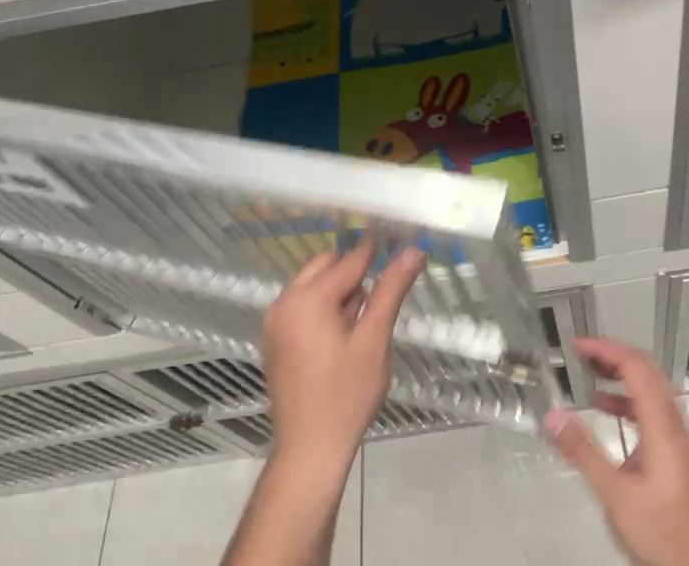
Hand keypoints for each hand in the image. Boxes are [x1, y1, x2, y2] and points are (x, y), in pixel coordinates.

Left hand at [263, 240, 425, 466]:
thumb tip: (412, 251)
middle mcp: (285, 303)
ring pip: (312, 286)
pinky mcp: (276, 341)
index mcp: (308, 299)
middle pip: (325, 266)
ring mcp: (276, 323)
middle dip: (354, 270)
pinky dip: (323, 307)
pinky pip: (302, 307)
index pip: (349, 260)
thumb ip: (391, 290)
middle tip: (384, 286)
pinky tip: (345, 332)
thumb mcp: (374, 339)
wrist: (310, 449)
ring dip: (339, 290)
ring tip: (366, 317)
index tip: (398, 239)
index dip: (376, 250)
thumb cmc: (346, 394)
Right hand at [545, 337, 688, 565]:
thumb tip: (554, 416)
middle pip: (647, 372)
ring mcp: (680, 440)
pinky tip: (609, 416)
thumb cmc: (666, 532)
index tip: (578, 346)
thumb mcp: (616, 495)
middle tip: (582, 354)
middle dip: (613, 356)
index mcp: (663, 426)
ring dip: (622, 378)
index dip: (606, 349)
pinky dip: (629, 403)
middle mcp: (675, 425)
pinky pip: (653, 412)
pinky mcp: (678, 455)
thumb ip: (583, 453)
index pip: (636, 367)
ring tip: (591, 378)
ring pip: (652, 392)